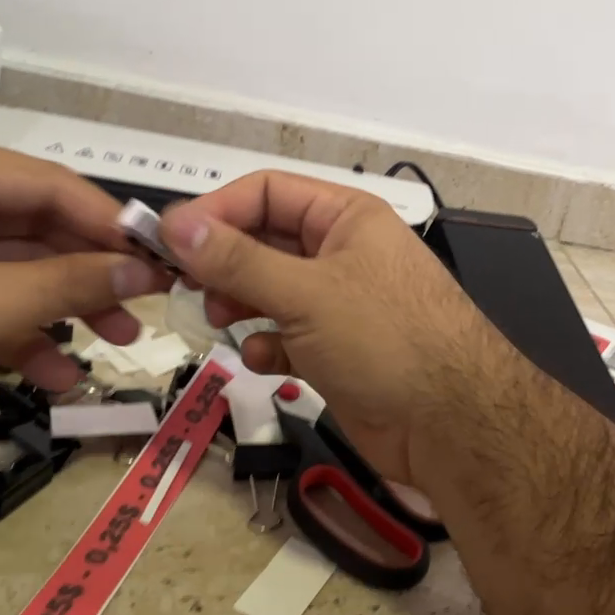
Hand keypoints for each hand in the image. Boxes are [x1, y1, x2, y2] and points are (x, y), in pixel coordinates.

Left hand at [0, 129, 169, 494]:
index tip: (167, 260)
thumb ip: (70, 284)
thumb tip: (151, 271)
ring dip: (63, 311)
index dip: (113, 226)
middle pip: (34, 229)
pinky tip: (55, 374)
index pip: (48, 185)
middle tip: (148, 309)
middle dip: (90, 276)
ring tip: (117, 345)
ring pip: (12, 271)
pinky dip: (18, 335)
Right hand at [160, 172, 513, 484]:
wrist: (449, 422)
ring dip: (241, 303)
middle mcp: (343, 252)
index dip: (216, 211)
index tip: (166, 241)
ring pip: (270, 290)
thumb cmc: (385, 339)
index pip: (267, 193)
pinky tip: (263, 359)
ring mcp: (341, 302)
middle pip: (264, 241)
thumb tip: (177, 224)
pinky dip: (268, 344)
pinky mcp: (337, 348)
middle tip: (183, 288)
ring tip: (219, 319)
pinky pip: (286, 334)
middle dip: (224, 263)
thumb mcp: (307, 292)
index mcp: (347, 217)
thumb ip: (239, 260)